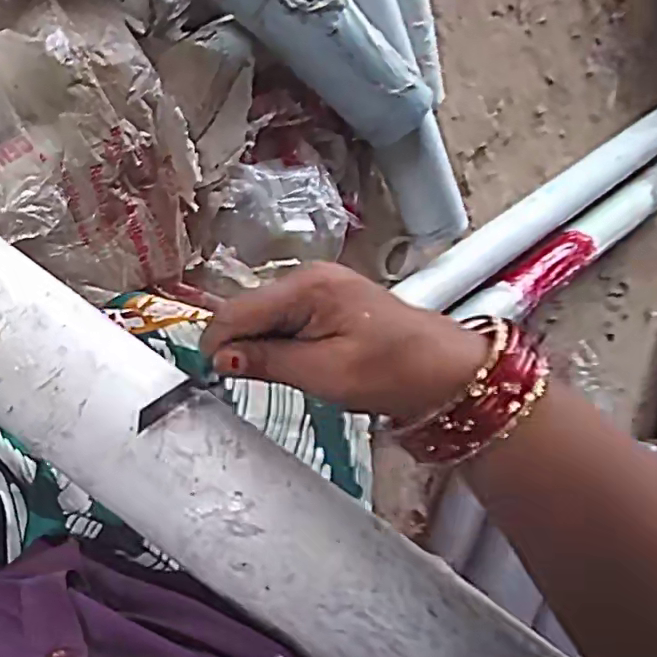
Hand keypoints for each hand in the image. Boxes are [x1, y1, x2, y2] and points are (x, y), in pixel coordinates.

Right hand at [199, 263, 489, 420]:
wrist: (445, 372)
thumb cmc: (394, 371)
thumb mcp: (323, 373)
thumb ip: (267, 362)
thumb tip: (221, 359)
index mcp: (307, 287)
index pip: (236, 311)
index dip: (216, 344)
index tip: (212, 375)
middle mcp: (307, 277)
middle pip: (245, 309)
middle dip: (236, 344)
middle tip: (245, 380)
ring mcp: (315, 286)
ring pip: (260, 315)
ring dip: (255, 345)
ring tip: (276, 373)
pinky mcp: (322, 300)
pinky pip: (280, 318)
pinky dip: (274, 341)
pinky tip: (291, 361)